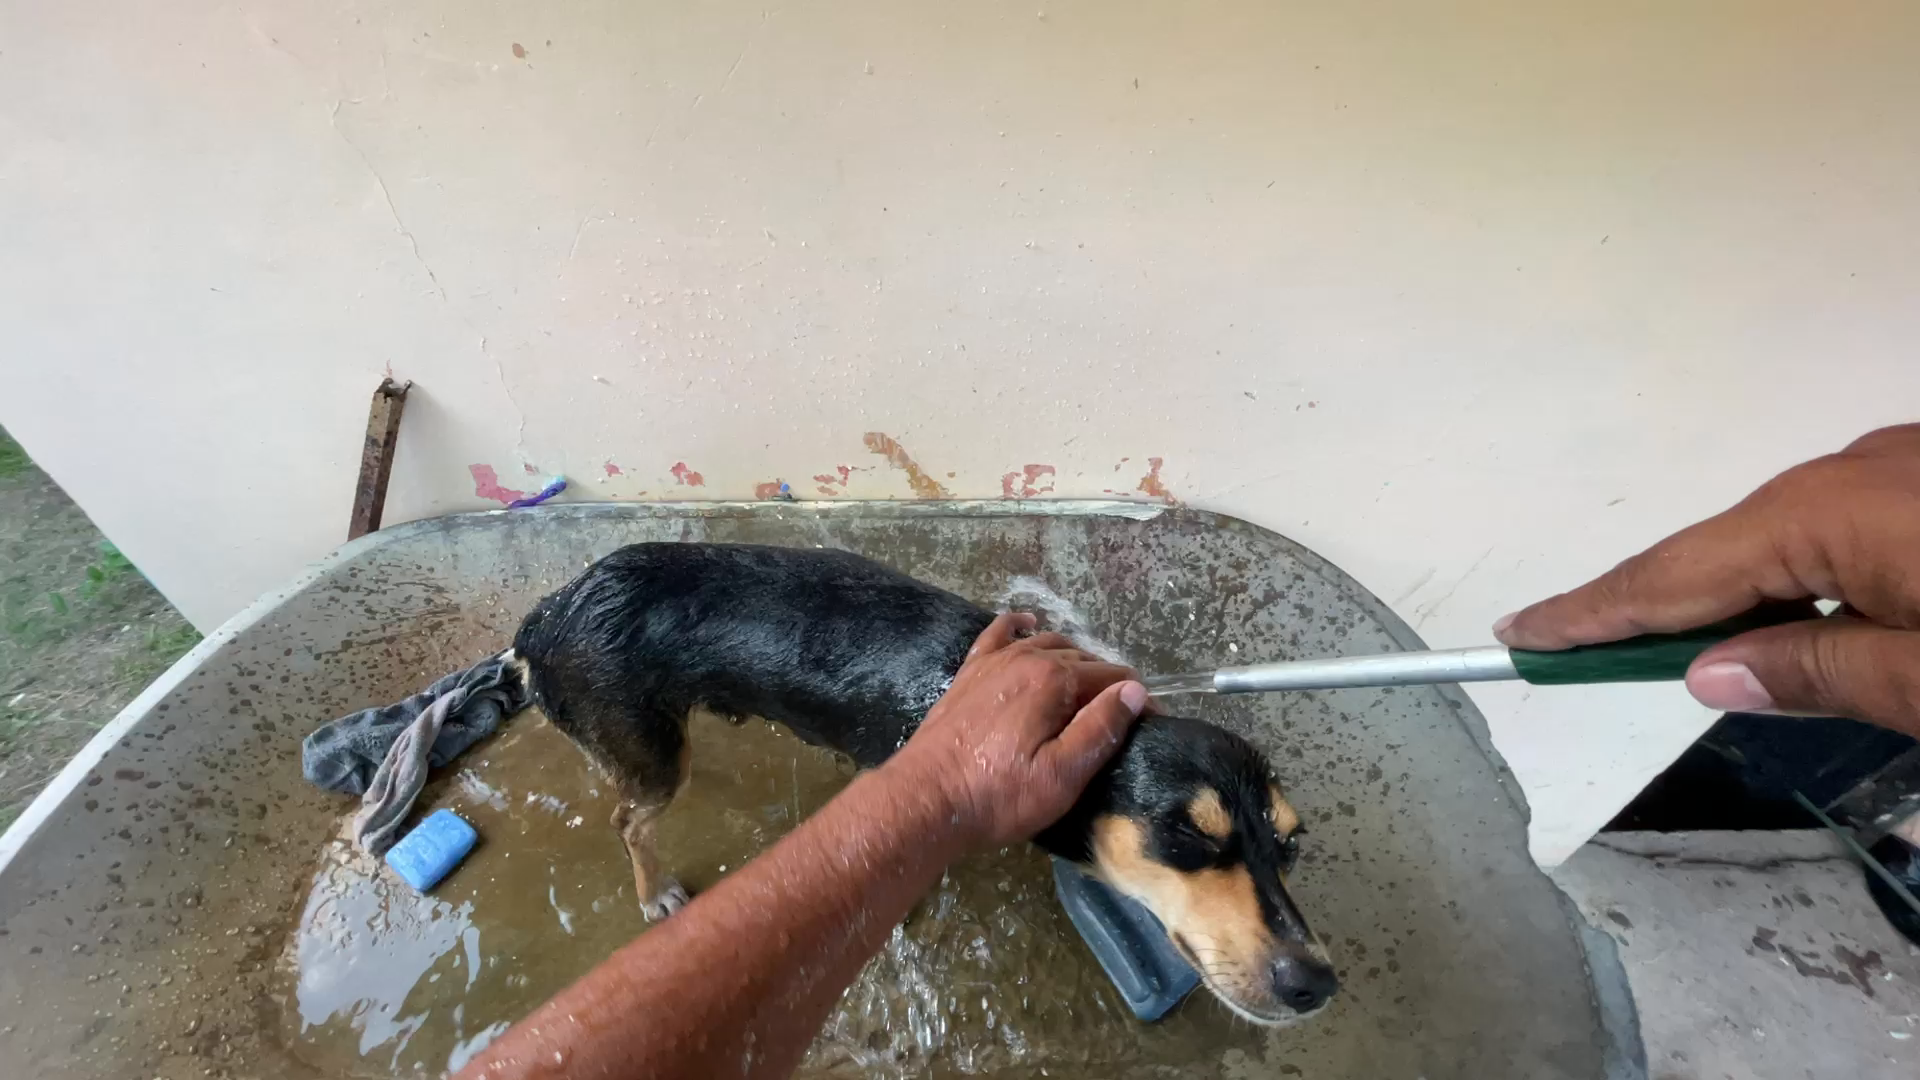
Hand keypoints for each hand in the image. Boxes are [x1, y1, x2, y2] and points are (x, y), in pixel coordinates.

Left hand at [885, 613, 1148, 848]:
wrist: (928, 797)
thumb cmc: (999, 794)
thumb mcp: (1062, 774)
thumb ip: (1100, 728)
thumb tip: (1134, 690)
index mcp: (1054, 680)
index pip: (1112, 678)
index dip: (1137, 699)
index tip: (1151, 724)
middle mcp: (1026, 657)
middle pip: (1083, 659)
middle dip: (1107, 683)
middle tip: (1119, 717)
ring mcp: (994, 660)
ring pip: (1047, 643)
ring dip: (1073, 660)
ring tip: (1086, 688)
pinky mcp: (970, 670)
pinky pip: (1000, 632)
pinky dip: (1019, 625)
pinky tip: (1028, 623)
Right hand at [1495, 423, 1919, 733]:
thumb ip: (1821, 672)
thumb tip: (1711, 676)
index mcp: (1821, 514)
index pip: (1661, 581)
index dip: (1582, 616)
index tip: (1513, 634)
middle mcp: (1843, 472)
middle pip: (1712, 557)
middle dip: (1660, 614)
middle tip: (1595, 659)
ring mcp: (1896, 464)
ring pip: (1776, 541)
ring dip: (1745, 599)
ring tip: (1743, 653)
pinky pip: (1833, 527)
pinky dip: (1805, 574)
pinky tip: (1834, 611)